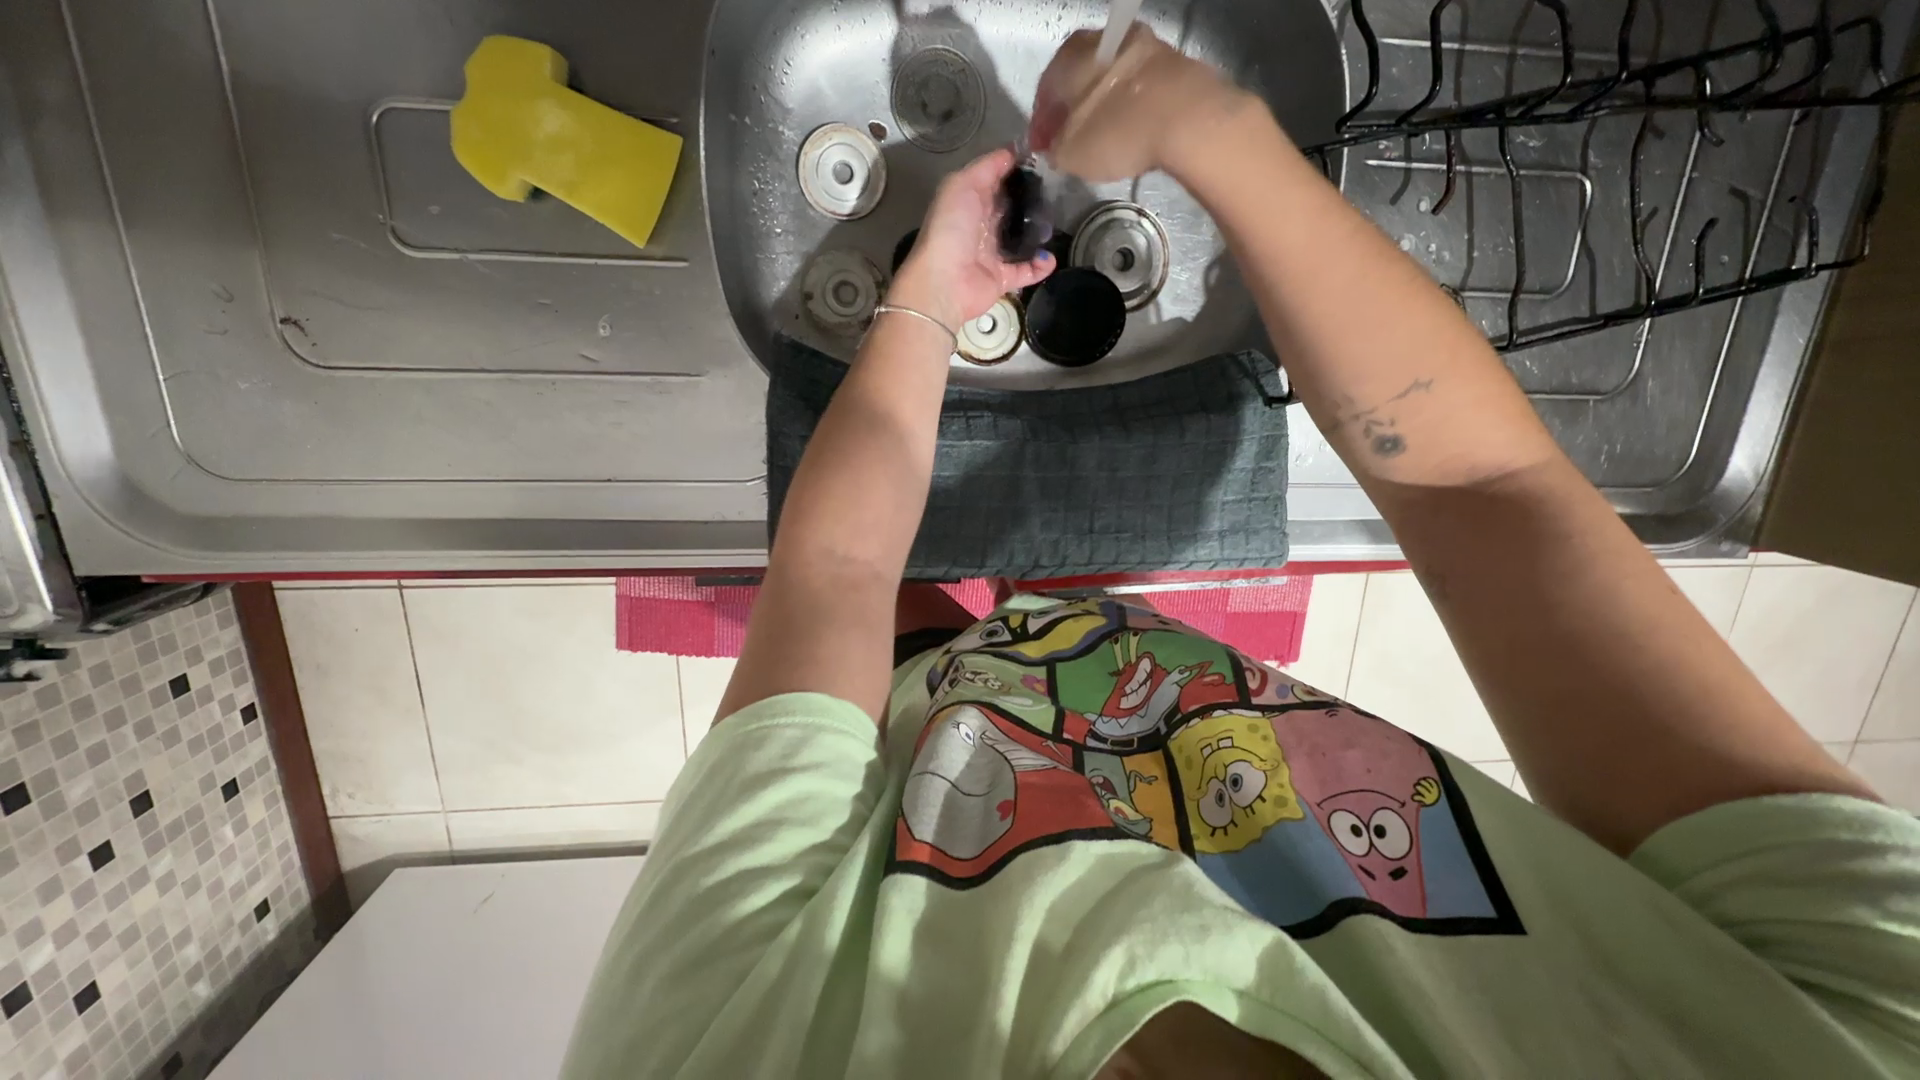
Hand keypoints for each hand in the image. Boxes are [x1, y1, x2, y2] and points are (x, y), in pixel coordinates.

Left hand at [889, 149, 1054, 332]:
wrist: (944, 281)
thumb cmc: (951, 228)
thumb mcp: (963, 185)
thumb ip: (987, 168)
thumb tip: (1012, 153)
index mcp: (969, 202)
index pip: (995, 182)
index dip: (1015, 170)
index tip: (1041, 160)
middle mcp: (981, 226)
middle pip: (1010, 209)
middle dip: (1031, 201)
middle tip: (1055, 191)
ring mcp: (991, 254)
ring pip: (1021, 239)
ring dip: (1037, 232)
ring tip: (1052, 225)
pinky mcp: (1001, 278)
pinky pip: (1026, 270)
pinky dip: (1040, 266)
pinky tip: (1050, 257)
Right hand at [1029, 25, 1251, 182]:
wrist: (1189, 118)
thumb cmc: (1117, 132)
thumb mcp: (1072, 155)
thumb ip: (1056, 150)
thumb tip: (1058, 147)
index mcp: (1070, 56)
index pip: (1046, 90)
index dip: (1041, 124)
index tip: (1042, 149)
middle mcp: (1102, 41)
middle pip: (1078, 78)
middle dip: (1071, 110)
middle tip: (1068, 140)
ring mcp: (1140, 47)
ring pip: (1109, 80)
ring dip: (1099, 107)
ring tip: (1099, 139)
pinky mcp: (1171, 63)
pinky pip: (1137, 87)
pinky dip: (1127, 107)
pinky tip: (1129, 131)